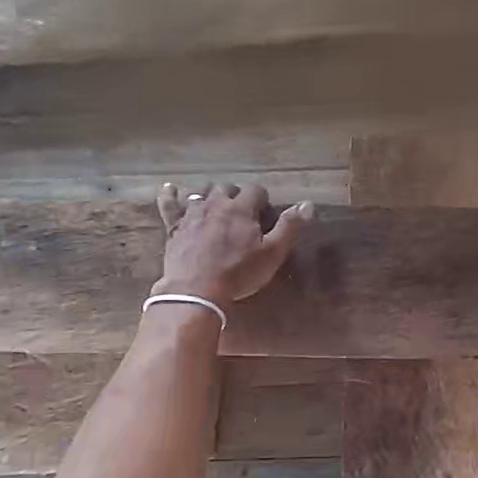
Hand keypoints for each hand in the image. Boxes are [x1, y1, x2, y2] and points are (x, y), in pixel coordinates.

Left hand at [151, 182, 312, 305]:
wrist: (197, 290)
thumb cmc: (239, 273)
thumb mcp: (272, 253)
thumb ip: (289, 226)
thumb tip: (308, 204)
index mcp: (241, 209)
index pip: (255, 190)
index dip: (262, 200)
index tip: (265, 213)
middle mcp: (215, 204)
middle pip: (227, 187)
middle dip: (237, 195)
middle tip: (243, 211)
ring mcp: (192, 214)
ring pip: (201, 192)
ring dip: (211, 194)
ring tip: (217, 203)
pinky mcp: (174, 227)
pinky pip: (169, 204)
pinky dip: (170, 195)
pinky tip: (170, 189)